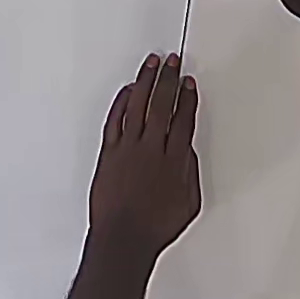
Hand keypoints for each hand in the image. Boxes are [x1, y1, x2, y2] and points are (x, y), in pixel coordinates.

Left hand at [88, 53, 200, 260]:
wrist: (123, 237)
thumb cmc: (154, 225)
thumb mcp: (188, 203)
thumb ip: (190, 170)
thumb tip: (186, 147)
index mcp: (174, 162)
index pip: (183, 120)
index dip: (187, 98)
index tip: (189, 82)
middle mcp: (151, 149)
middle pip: (162, 104)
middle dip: (169, 79)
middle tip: (173, 61)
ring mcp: (128, 147)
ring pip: (138, 104)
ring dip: (146, 80)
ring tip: (152, 62)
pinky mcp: (109, 149)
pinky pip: (116, 118)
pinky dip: (122, 101)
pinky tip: (129, 88)